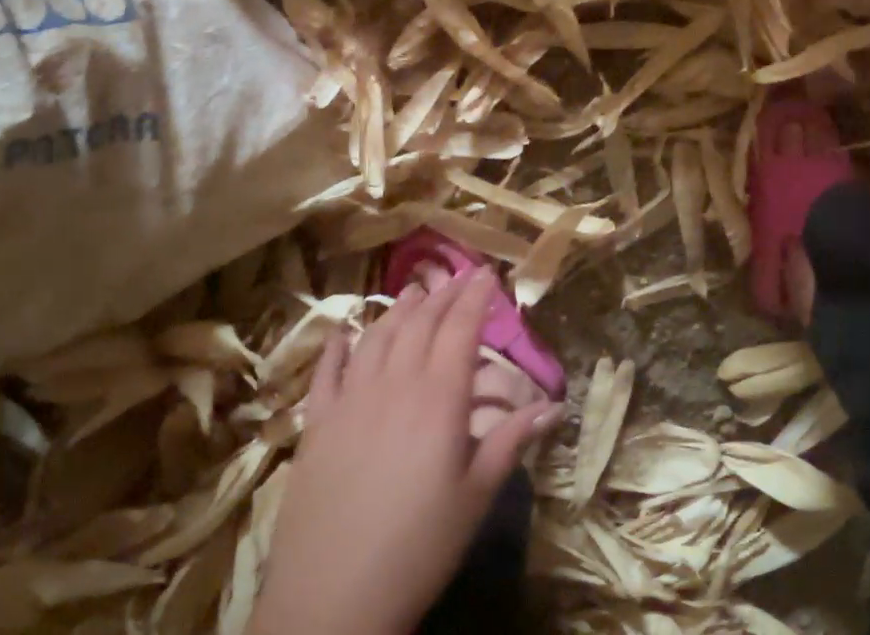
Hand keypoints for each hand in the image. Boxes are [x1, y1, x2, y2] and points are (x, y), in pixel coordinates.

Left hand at [253, 271, 562, 634]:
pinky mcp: (316, 426)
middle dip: (442, 294)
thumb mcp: (477, 496)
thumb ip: (511, 441)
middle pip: (419, 325)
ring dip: (398, 310)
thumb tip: (553, 405)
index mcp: (437, 399)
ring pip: (376, 338)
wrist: (332, 597)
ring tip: (415, 291)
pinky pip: (326, 373)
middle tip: (459, 274)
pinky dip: (338, 346)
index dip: (475, 298)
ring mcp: (349, 402)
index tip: (487, 273)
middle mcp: (393, 386)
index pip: (459, 330)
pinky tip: (344, 332)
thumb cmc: (420, 546)